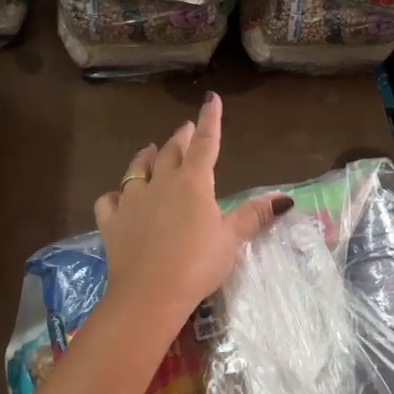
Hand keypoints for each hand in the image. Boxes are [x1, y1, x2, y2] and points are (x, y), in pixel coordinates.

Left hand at [94, 93, 291, 321]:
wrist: (149, 294)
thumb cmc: (197, 264)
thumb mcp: (231, 240)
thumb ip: (253, 216)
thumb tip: (284, 198)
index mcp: (193, 183)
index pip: (206, 143)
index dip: (210, 120)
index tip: (211, 99)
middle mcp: (161, 183)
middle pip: (171, 151)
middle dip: (180, 137)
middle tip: (185, 129)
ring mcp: (133, 201)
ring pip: (137, 169)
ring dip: (145, 157)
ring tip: (149, 149)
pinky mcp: (111, 222)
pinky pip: (110, 200)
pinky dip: (115, 196)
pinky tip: (117, 198)